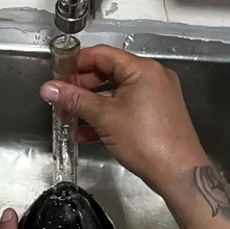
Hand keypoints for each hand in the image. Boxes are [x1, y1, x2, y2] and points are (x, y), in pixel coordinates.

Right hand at [39, 45, 206, 193]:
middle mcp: (153, 78)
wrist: (178, 173)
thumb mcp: (104, 117)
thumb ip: (74, 100)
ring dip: (91, 105)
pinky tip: (87, 133)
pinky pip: (125, 108)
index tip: (59, 73)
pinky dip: (106, 116)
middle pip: (108, 73)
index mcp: (143, 69)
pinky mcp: (156, 115)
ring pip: (115, 93)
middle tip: (62, 97)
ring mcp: (156, 97)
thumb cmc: (149, 141)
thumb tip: (51, 89)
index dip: (77, 62)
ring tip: (70, 117)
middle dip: (81, 87)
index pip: (102, 54)